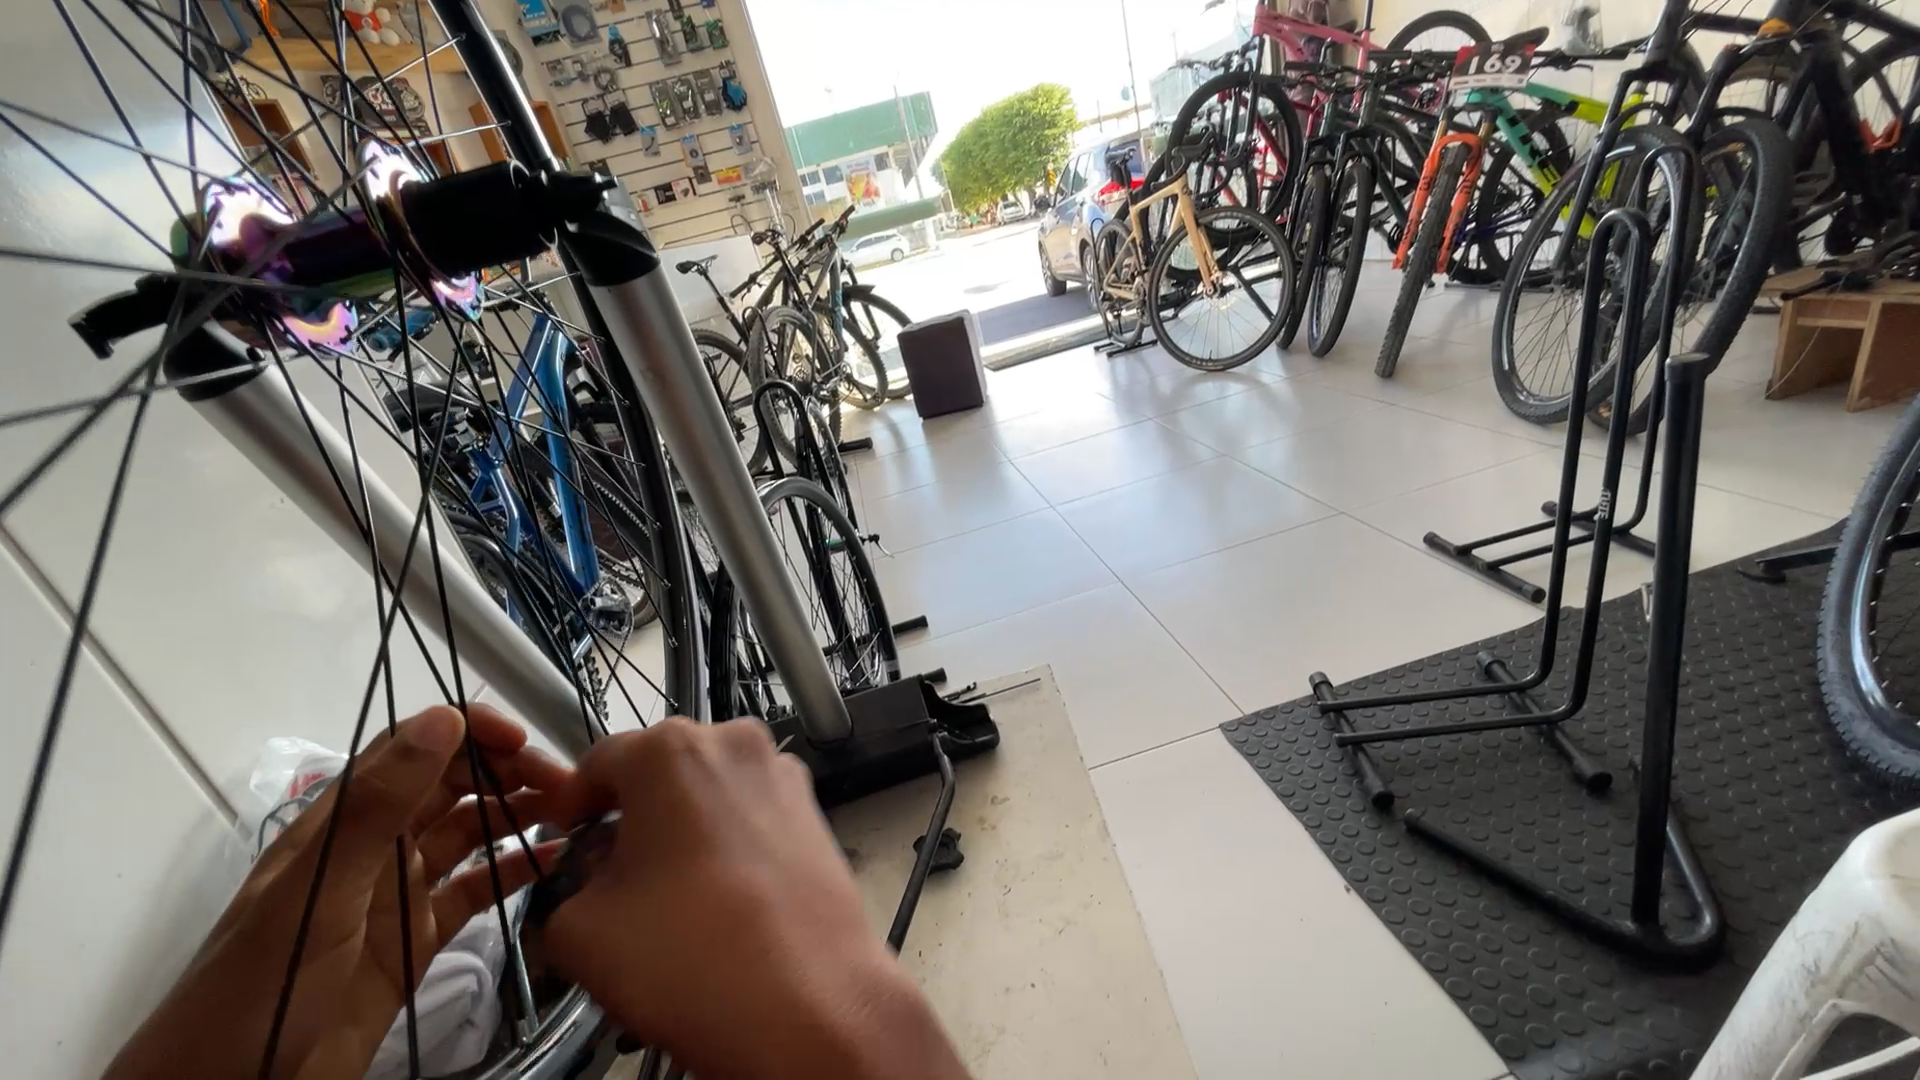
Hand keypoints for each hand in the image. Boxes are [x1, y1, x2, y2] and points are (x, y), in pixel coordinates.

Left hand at [109, 704, 570, 1079]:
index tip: (522, 740)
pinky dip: (520, 868)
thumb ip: (381, 806)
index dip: (469, 731)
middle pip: (456, 784)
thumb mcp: (321, 892)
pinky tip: (555, 858)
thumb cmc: (262, 988)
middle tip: (566, 783)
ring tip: (573, 810)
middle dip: (512, 771)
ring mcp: (403, 889)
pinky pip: (481, 886)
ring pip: (475, 829)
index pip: (414, 747)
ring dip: (522, 812)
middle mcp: (379, 844)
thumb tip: (444, 718)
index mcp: (345, 821)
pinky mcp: (423, 934)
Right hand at [542, 717, 968, 1079]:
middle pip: (660, 770)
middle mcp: (732, 743)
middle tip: (610, 872)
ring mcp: (780, 772)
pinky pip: (752, 810)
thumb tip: (589, 880)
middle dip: (632, 815)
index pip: (598, 762)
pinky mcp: (813, 807)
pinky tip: (721, 894)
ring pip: (710, 788)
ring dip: (684, 825)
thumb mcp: (580, 929)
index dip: (573, 806)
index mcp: (669, 750)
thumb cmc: (692, 955)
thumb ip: (567, 886)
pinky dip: (730, 837)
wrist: (806, 997)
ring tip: (670, 892)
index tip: (568, 838)